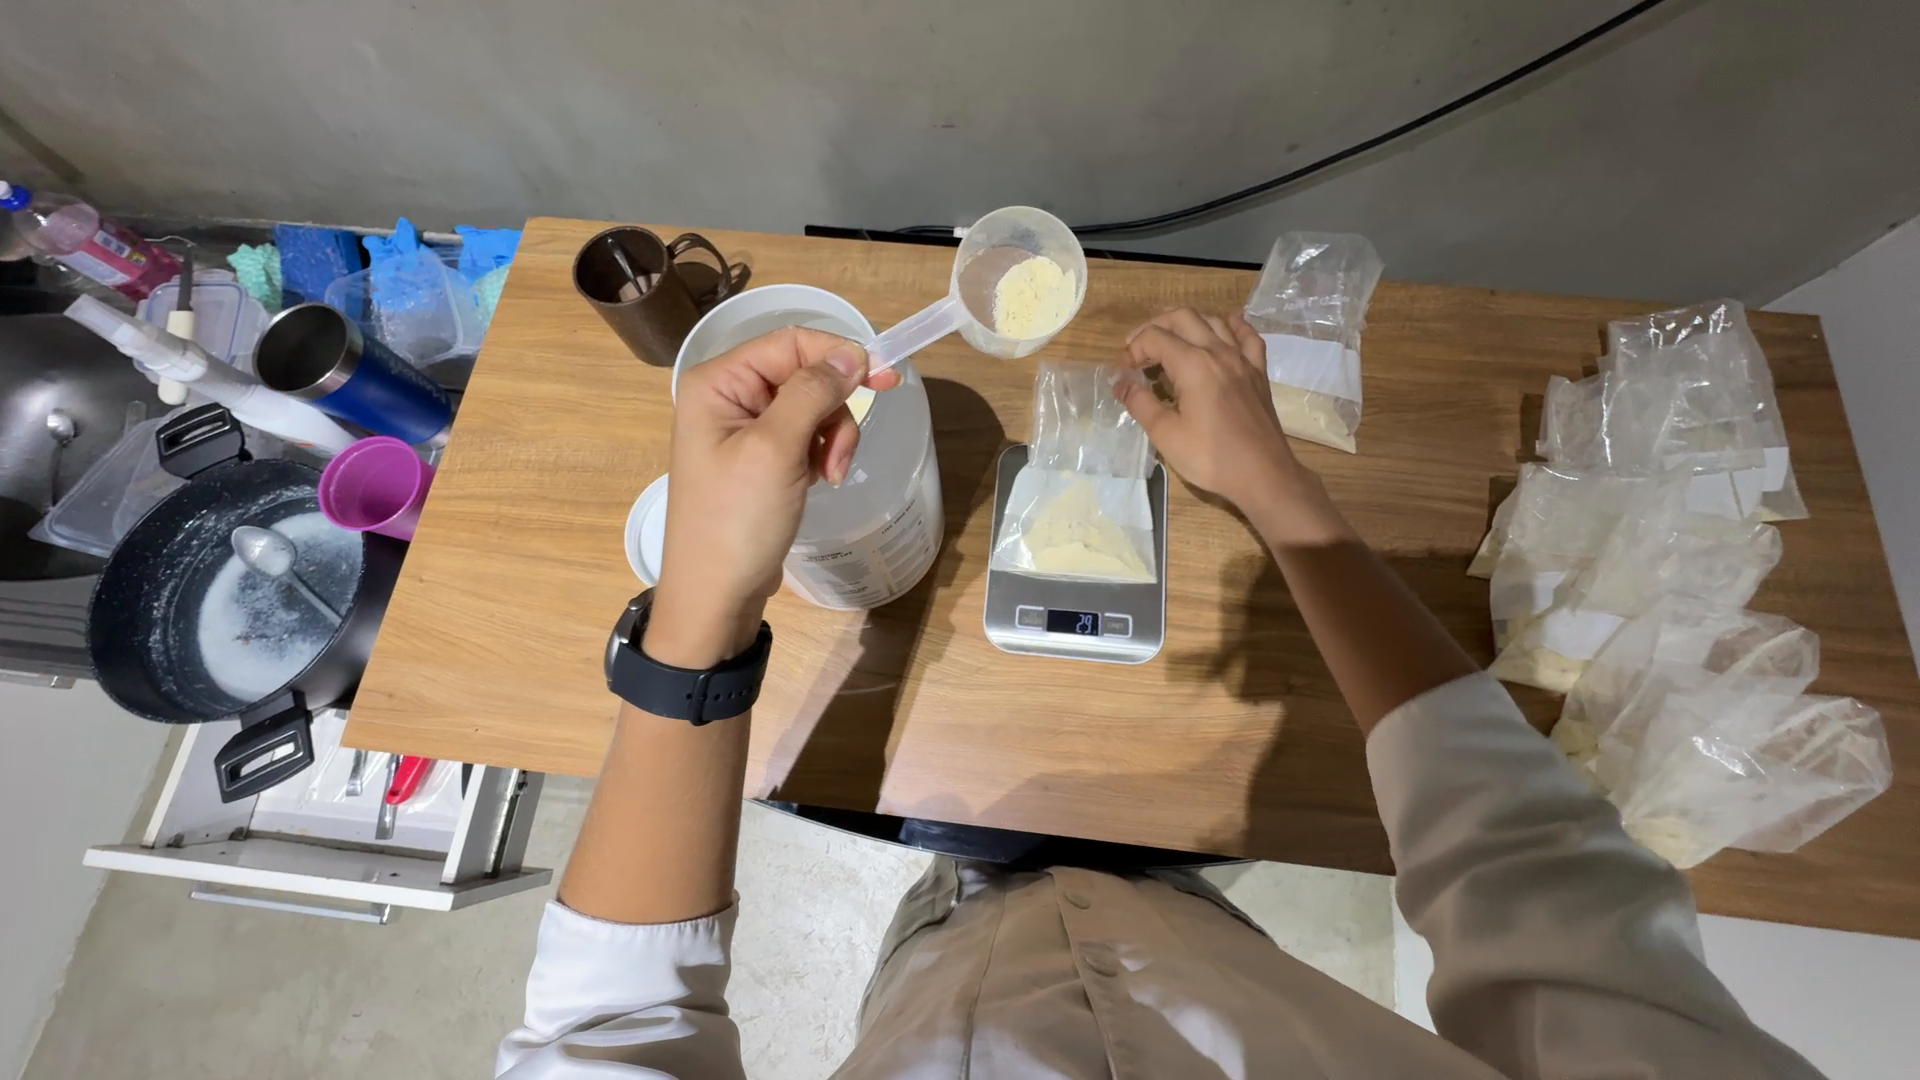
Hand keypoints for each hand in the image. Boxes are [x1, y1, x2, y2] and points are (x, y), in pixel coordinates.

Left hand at [648, 327, 900, 665]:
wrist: (717, 593)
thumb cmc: (737, 519)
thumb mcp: (776, 450)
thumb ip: (813, 393)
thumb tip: (852, 353)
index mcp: (719, 382)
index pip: (792, 343)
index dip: (841, 355)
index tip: (886, 379)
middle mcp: (729, 397)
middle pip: (805, 375)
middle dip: (835, 411)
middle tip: (842, 454)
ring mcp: (746, 430)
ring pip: (813, 407)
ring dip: (833, 438)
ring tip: (829, 475)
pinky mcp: (762, 459)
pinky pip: (806, 437)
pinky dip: (823, 454)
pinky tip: (822, 480)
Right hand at [1117, 308, 1306, 513]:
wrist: (1262, 474)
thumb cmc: (1210, 457)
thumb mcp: (1165, 434)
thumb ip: (1141, 403)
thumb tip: (1121, 383)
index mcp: (1193, 365)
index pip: (1156, 338)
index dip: (1133, 349)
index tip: (1123, 373)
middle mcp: (1219, 352)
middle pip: (1183, 318)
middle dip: (1155, 326)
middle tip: (1138, 349)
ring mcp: (1242, 359)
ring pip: (1213, 321)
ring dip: (1187, 323)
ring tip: (1170, 340)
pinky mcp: (1258, 372)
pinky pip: (1247, 337)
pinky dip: (1233, 325)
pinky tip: (1226, 324)